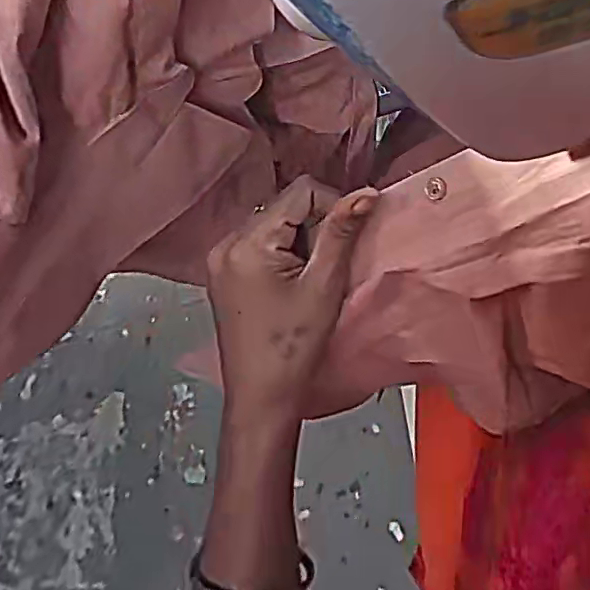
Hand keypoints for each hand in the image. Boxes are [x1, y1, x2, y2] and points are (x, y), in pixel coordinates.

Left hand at [206, 176, 377, 419]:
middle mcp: (227, 243)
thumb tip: (367, 193)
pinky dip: (288, 251)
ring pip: (279, 221)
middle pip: (288, 205)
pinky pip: (265, 240)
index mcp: (247, 243)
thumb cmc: (294, 346)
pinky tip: (295, 282)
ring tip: (311, 277)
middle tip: (327, 266)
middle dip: (317, 226)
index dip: (333, 207)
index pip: (302, 192)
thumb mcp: (325, 283)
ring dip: (304, 239)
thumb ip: (343, 231)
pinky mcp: (226, 271)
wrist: (262, 398)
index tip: (345, 242)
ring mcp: (222, 257)